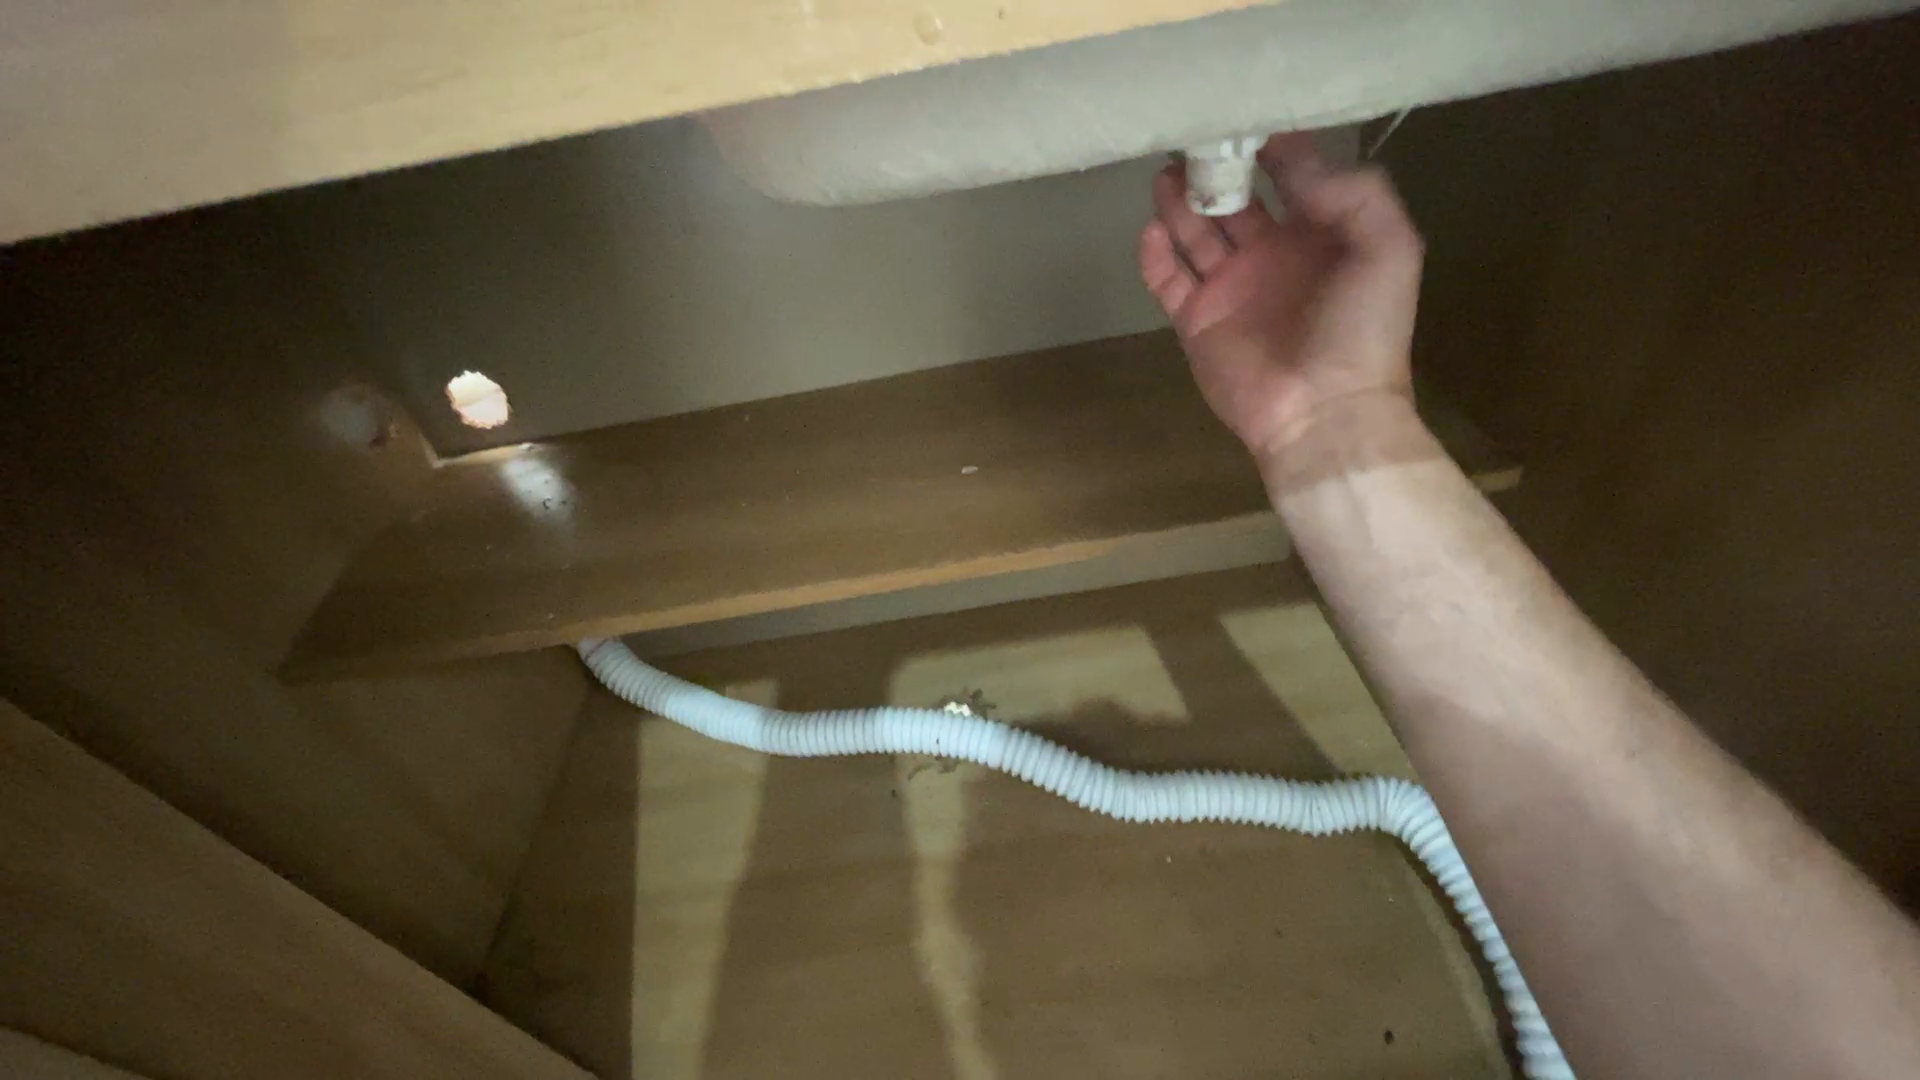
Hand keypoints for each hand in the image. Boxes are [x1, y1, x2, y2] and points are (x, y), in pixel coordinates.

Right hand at [1139, 133, 1423, 463]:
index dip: (1272, 149)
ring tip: (1164, 173)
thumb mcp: (1388, 247)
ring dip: (1179, 205)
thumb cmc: (1362, 330)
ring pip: (1196, 237)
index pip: (1290, 179)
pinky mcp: (1196, 322)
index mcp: (1319, 236)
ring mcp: (1229, 290)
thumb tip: (1293, 161)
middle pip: (1233, 204)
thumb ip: (1353, 193)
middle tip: (1193, 140)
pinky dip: (1155, 256)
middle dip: (1215, 172)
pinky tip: (1151, 229)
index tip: (1248, 117)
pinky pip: (1168, 282)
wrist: (1322, 410)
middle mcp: (1270, 257)